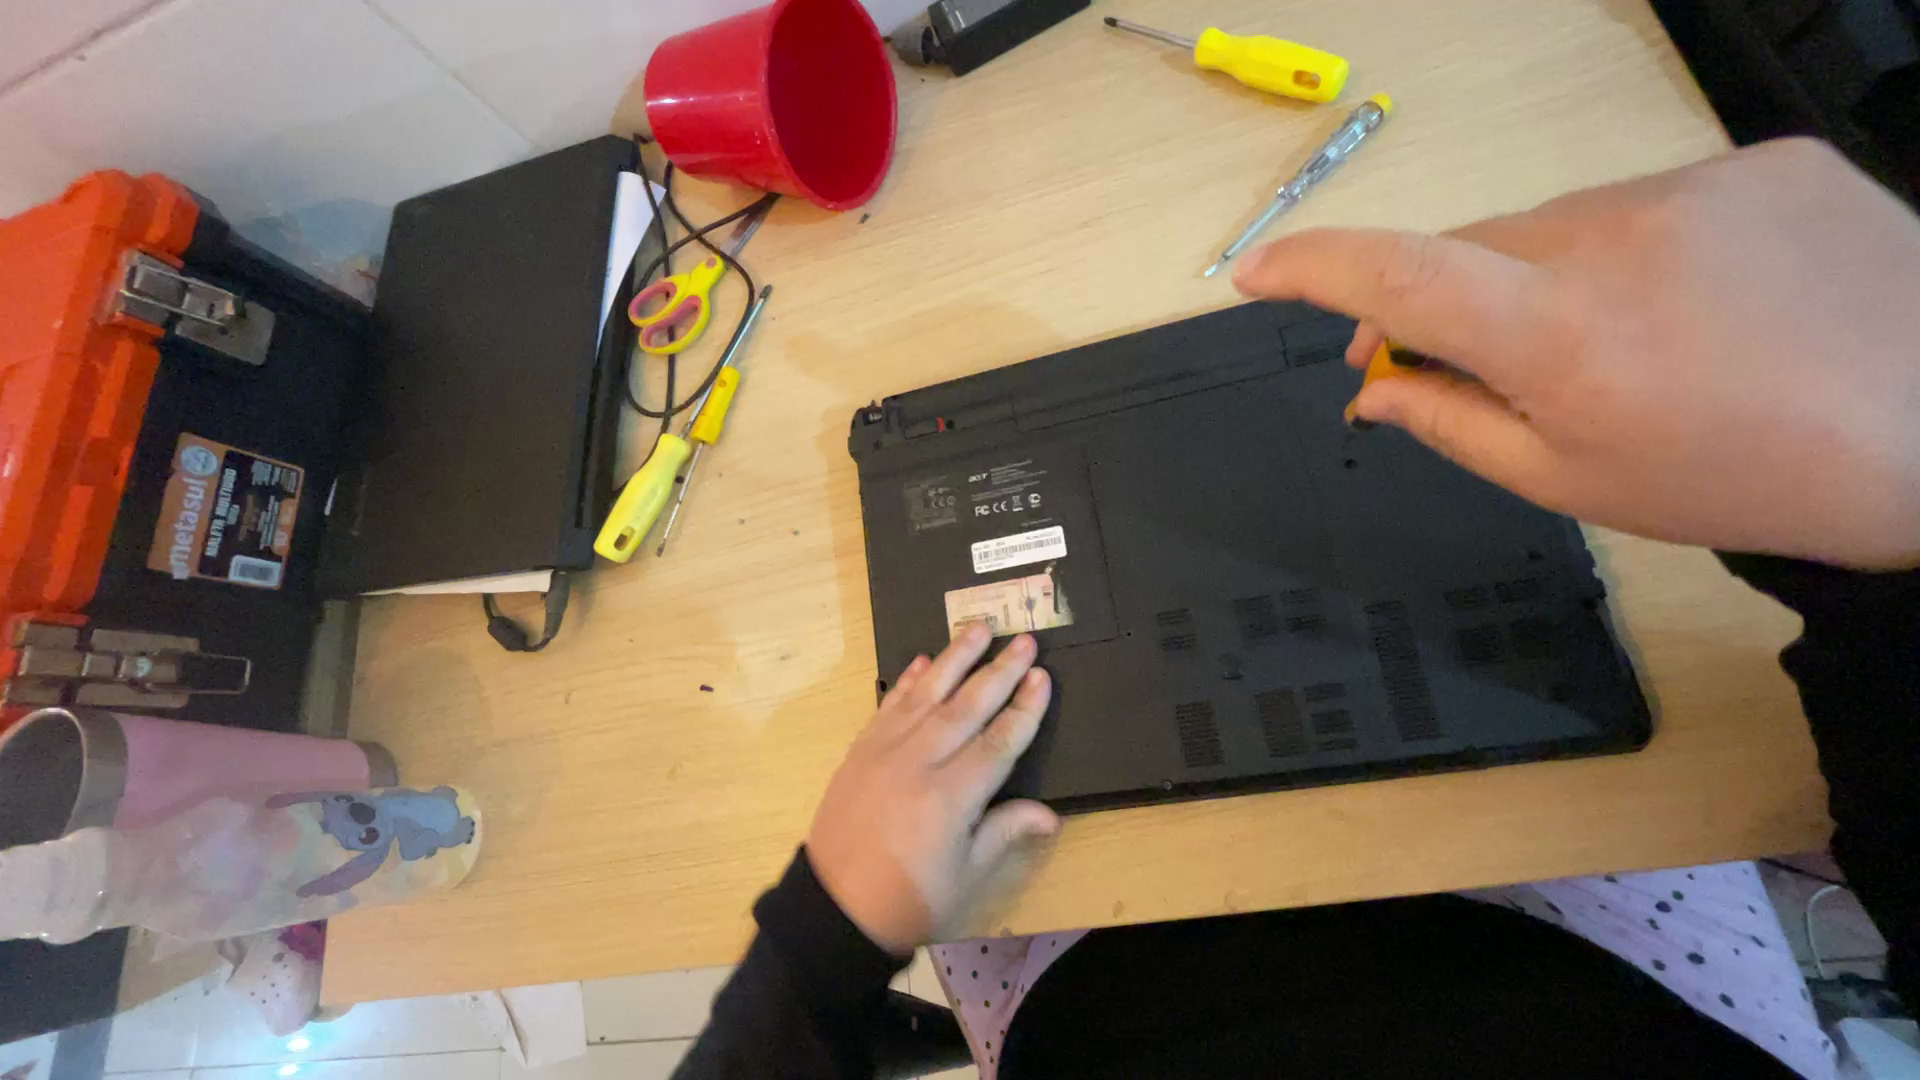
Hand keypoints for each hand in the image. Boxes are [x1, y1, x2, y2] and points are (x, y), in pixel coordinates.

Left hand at [807, 625, 1057, 954]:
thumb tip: (1050, 814)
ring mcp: (885, 751)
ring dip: (954, 658)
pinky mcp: (860, 750)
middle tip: (1023, 640)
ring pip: (927, 694)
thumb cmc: (909, 901)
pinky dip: (907, 681)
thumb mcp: (966, 879)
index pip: (998, 742)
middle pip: (967, 707)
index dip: (1024, 709)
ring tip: (977, 628)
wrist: (834, 909)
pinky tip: (922, 661)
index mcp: (951, 797)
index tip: (1042, 677)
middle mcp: (919, 762)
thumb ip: (1004, 834)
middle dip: (999, 671)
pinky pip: (888, 705)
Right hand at [1233, 137, 1919, 567]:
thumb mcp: (1563, 478)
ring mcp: (1692, 186)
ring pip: (1538, 228)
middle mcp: (1614, 237)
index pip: (1400, 276)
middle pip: (1461, 250)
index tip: (1254, 273)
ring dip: (1515, 280)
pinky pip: (1624, 206)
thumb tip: (1371, 385)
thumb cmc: (1731, 478)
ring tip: (1576, 344)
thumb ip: (1446, 422)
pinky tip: (1660, 304)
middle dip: (1423, 303)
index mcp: (1558, 334)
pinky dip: (1600, 255)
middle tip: (1424, 364)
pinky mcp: (1755, 163)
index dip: (1313, 267)